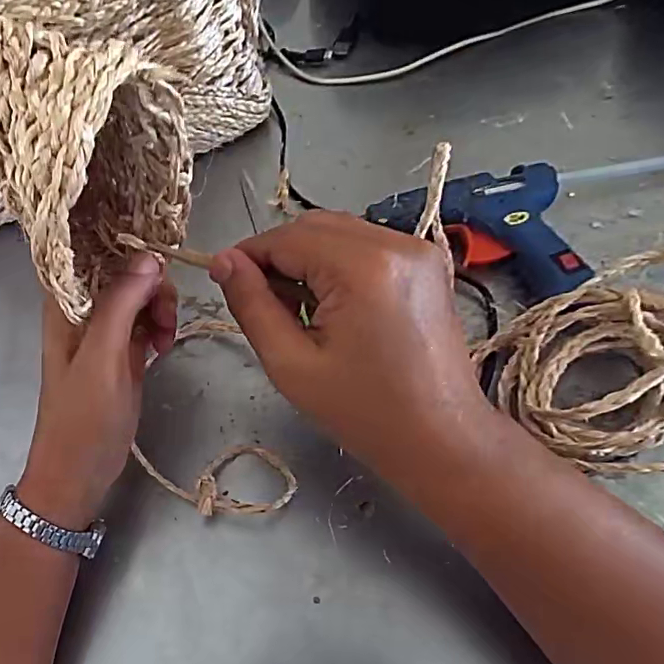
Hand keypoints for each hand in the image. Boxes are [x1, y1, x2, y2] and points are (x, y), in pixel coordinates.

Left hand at [20, 253, 175, 528]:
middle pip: (122, 271)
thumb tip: (149, 257)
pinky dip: (160, 328)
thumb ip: (121, 305)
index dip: (124, 244)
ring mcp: (103, 333)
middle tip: (165, 315)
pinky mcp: (121, 354)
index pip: (91, 252)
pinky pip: (145, 323)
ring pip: (138, 296)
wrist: (78, 473)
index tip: (159, 254)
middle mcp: (83, 311)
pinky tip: (165, 347)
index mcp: (65, 305)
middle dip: (151, 284)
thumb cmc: (82, 418)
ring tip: (167, 338)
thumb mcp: (102, 358)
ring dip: (160, 308)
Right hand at [210, 211, 491, 467]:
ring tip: (294, 309)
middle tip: (258, 300)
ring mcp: (418, 250)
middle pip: (313, 225)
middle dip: (276, 255)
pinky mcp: (427, 264)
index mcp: (363, 268)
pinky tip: (329, 305)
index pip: (287, 237)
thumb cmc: (363, 412)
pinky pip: (365, 245)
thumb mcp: (290, 363)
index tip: (222, 279)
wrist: (441, 438)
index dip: (247, 255)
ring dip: (305, 259)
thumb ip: (251, 305)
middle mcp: (396, 243)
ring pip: (338, 232)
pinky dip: (335, 264)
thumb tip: (223, 262)